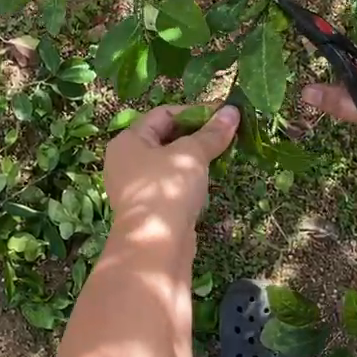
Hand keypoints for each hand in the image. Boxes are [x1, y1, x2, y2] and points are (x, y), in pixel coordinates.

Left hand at [104, 104, 240, 236]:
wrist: (155, 245)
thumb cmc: (167, 189)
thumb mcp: (192, 155)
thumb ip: (211, 133)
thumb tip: (232, 111)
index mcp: (128, 141)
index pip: (163, 114)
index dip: (195, 111)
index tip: (224, 113)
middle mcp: (125, 161)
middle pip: (164, 137)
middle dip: (196, 134)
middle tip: (226, 133)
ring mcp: (134, 187)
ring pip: (168, 162)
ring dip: (194, 157)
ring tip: (222, 153)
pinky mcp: (148, 208)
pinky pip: (170, 183)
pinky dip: (188, 178)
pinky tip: (208, 180)